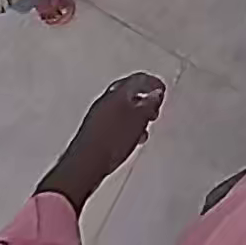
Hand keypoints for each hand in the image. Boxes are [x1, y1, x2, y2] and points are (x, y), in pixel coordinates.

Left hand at [35, 73, 166, 210]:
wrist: (84, 166)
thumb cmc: (110, 141)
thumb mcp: (139, 120)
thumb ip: (149, 104)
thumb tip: (155, 94)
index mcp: (118, 93)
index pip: (138, 79)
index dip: (153, 83)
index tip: (161, 90)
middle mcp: (106, 100)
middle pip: (129, 93)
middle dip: (143, 99)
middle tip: (154, 106)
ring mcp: (97, 115)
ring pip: (121, 108)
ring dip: (134, 114)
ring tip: (143, 126)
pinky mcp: (92, 131)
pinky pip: (113, 121)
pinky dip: (124, 125)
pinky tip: (128, 139)